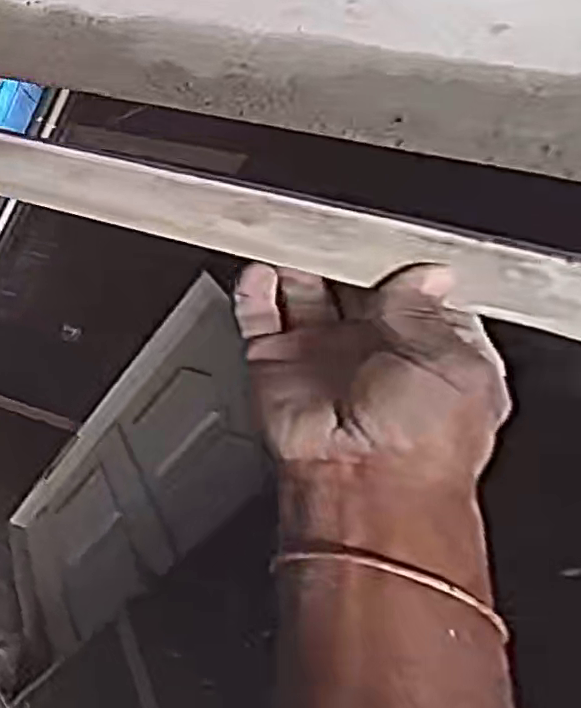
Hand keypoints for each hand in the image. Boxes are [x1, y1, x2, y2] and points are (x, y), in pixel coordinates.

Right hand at [234, 263, 510, 493]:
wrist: (361, 473)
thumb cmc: (426, 437)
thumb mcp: (452, 364)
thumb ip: (424, 313)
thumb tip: (422, 274)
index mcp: (432, 345)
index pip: (414, 289)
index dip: (400, 263)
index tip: (388, 239)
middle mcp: (371, 344)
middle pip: (349, 286)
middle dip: (341, 260)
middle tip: (330, 234)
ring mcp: (317, 349)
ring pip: (300, 294)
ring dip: (294, 268)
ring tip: (288, 242)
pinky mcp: (271, 356)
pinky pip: (258, 315)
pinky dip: (254, 292)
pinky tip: (258, 273)